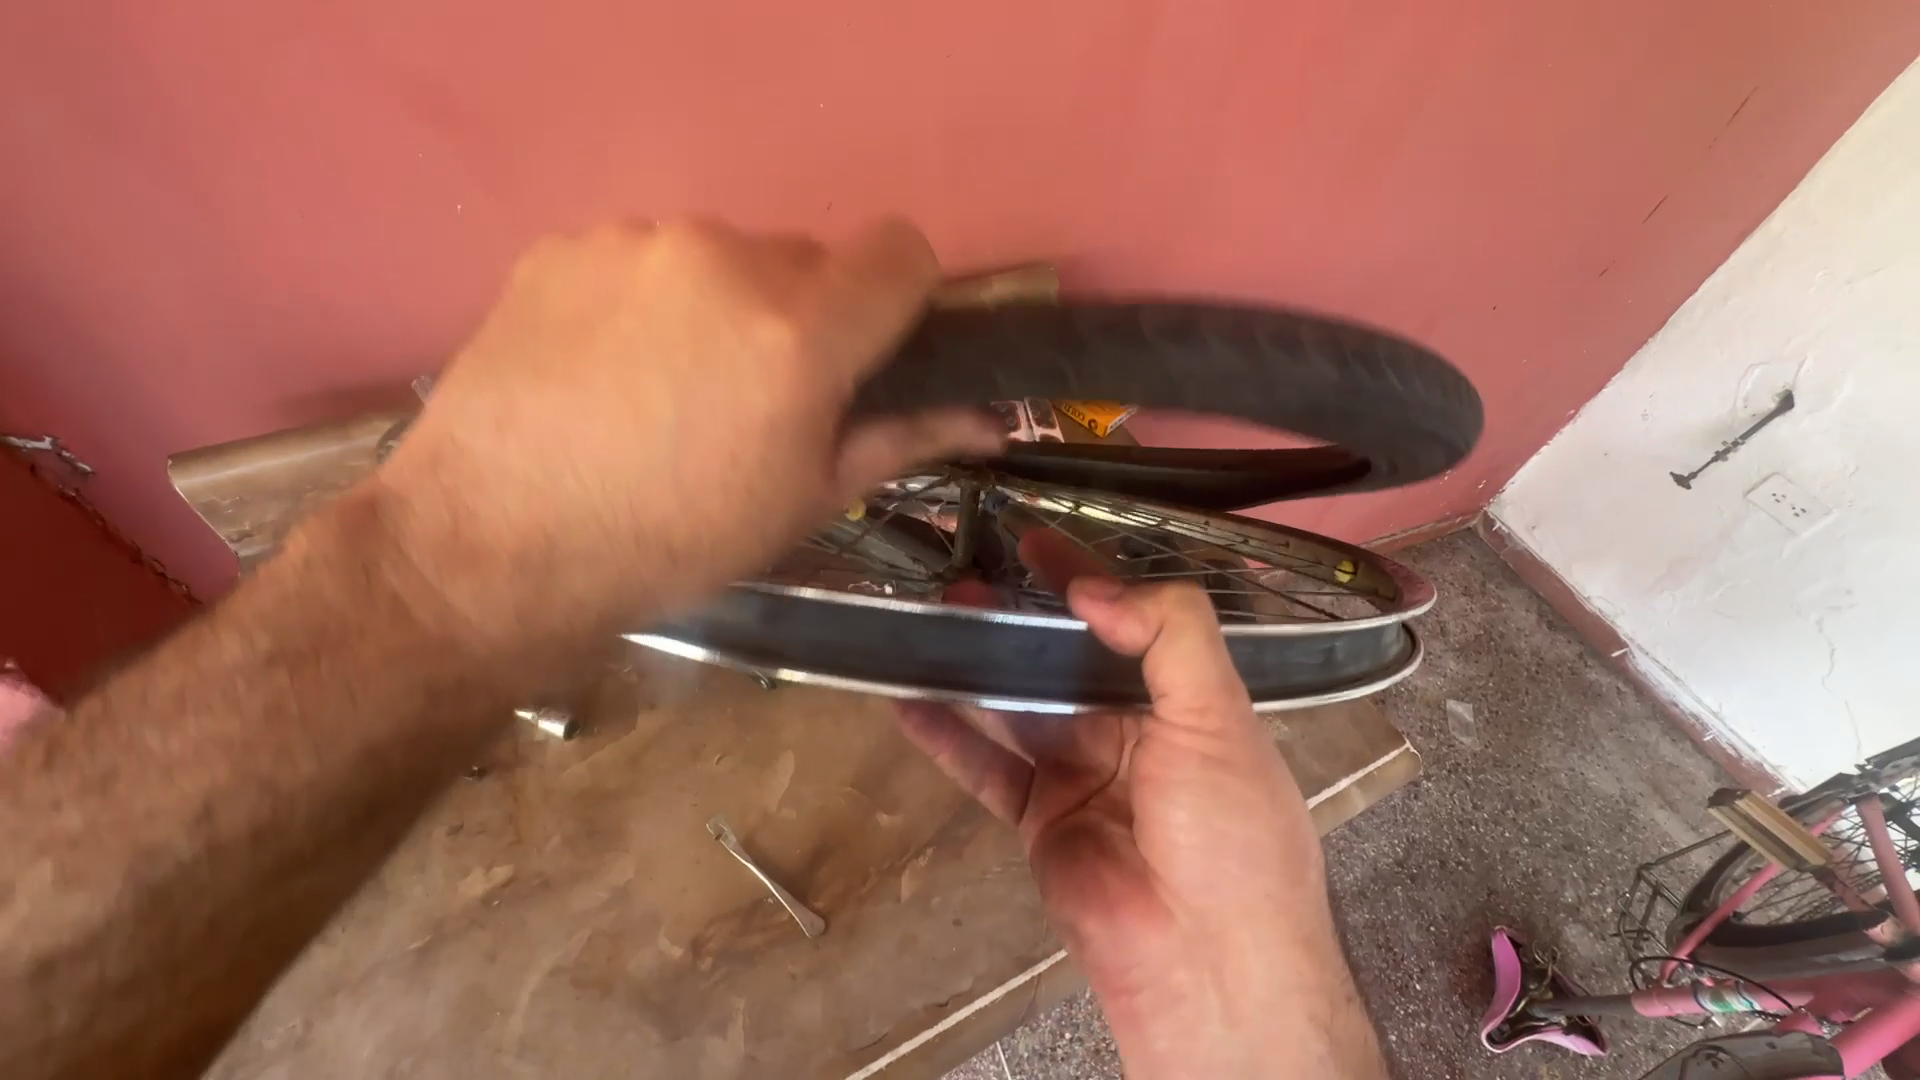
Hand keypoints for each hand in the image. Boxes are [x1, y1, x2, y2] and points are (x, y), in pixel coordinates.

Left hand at [371, 219, 1002, 652]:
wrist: (493, 549)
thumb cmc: (678, 542)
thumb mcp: (809, 500)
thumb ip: (906, 439)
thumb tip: (993, 421)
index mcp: (801, 333)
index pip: (903, 251)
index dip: (905, 298)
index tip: (878, 353)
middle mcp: (727, 260)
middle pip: (813, 259)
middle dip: (811, 317)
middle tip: (766, 399)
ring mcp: (640, 244)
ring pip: (731, 258)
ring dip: (732, 309)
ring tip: (678, 393)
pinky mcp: (568, 245)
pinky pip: (653, 260)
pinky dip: (659, 303)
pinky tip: (614, 373)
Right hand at [897, 570, 1386, 1077]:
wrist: (1206, 965)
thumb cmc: (1227, 830)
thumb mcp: (1220, 717)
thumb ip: (1170, 633)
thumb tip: (1095, 586)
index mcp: (1183, 699)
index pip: (1128, 619)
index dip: (1083, 577)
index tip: (1035, 541)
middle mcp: (1130, 728)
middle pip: (1063, 658)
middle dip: (1018, 618)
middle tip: (968, 578)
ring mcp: (1080, 772)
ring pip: (1018, 705)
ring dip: (978, 665)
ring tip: (933, 622)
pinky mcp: (1038, 817)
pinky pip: (986, 767)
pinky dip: (948, 736)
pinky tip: (909, 700)